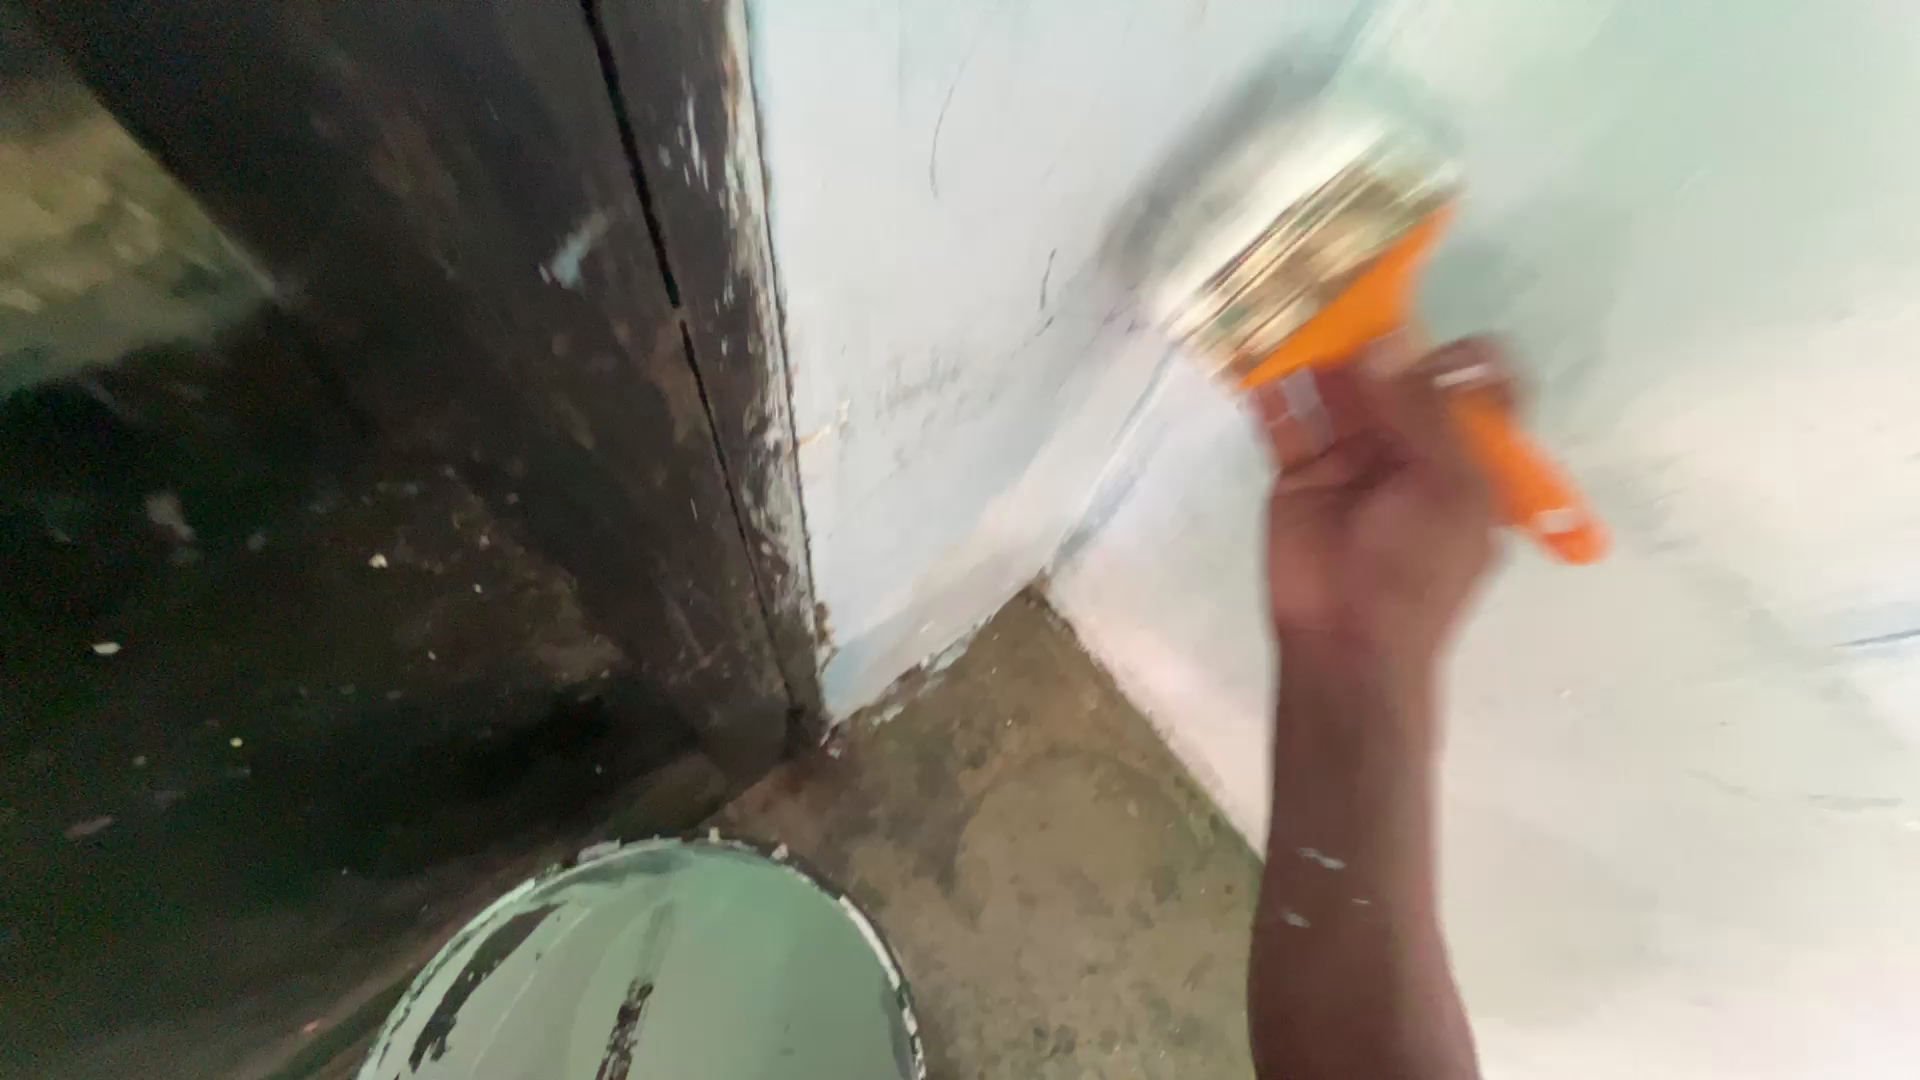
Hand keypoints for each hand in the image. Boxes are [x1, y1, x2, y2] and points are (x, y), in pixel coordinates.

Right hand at [1251, 337, 1504, 669]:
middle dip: (1374, 341)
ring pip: (1337, 391)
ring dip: (1318, 357)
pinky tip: (1254, 360)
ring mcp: (1350, 455)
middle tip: (1340, 301)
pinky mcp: (1298, 469)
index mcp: (1466, 452)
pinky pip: (1286, 422)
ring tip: (1292, 313)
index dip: (1456, 354)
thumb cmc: (1414, 569)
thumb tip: (1388, 336)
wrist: (1344, 637)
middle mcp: (1410, 443)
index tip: (1419, 339)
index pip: (1475, 384)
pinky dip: (1270, 393)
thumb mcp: (1445, 488)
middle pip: (1396, 376)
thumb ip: (1419, 412)